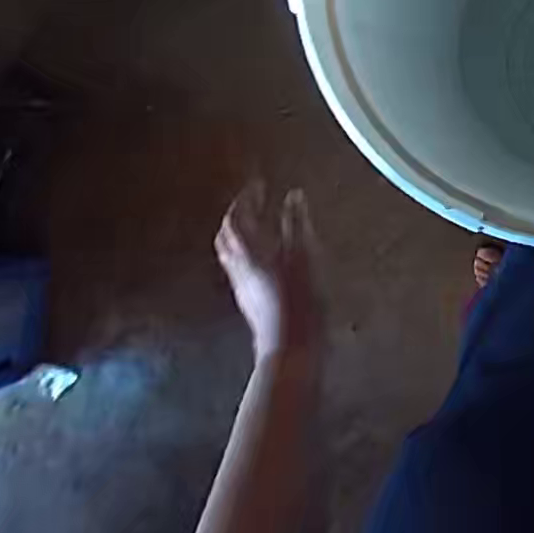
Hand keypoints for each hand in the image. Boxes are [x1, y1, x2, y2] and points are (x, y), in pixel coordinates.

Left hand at [215, 181, 320, 358]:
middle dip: (238, 214)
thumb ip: (297, 224)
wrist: (291, 348)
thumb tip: (293, 196)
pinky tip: (265, 254)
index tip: (258, 184)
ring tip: (258, 223)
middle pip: (228, 234)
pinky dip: (248, 250)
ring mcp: (242, 284)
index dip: (246, 198)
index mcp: (250, 251)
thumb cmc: (300, 299)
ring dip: (240, 232)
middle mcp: (239, 265)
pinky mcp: (249, 299)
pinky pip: (239, 265)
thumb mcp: (305, 255)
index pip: (238, 217)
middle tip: (254, 201)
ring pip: (230, 251)